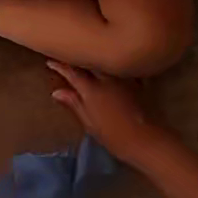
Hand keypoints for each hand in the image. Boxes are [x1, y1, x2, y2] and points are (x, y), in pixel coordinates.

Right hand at [48, 60, 174, 164]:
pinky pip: (124, 69)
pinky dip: (115, 66)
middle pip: (90, 63)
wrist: (146, 140)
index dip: (60, 66)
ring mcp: (124, 79)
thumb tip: (57, 92)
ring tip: (89, 59)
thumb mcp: (90, 123)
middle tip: (68, 57)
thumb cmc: (114, 136)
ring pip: (107, 63)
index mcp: (92, 89)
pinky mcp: (138, 83)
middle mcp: (108, 78)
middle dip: (78, 59)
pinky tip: (114, 67)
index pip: (72, 73)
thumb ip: (75, 104)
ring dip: (96, 60)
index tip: (50, 62)